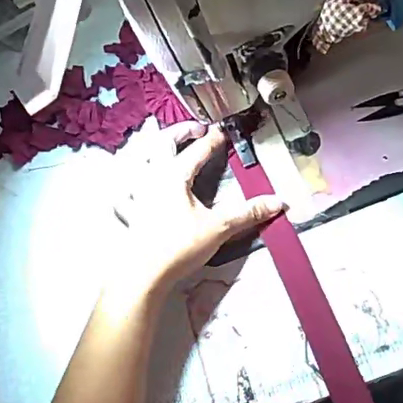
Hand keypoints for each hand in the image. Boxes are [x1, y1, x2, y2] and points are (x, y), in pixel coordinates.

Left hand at [112, 123, 284, 295]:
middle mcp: (151, 177)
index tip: (223, 132)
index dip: (212, 139)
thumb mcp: (218, 228)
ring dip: (149, 148)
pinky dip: (128, 181)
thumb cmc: (179, 246)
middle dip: (179, 131)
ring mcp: (136, 193)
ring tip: (160, 145)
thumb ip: (248, 213)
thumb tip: (278, 202)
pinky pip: (124, 189)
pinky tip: (131, 185)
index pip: (197, 150)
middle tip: (195, 128)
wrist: (144, 273)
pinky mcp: (128, 211)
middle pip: (162, 143)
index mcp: (174, 175)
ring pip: (137, 159)